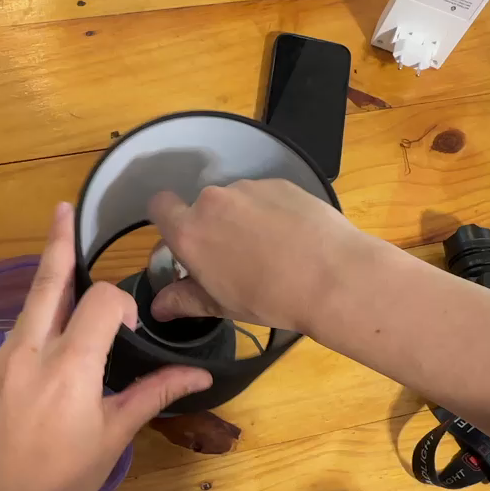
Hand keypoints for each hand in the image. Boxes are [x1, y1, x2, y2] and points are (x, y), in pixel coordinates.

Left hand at [0, 203, 211, 490]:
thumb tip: (202, 374)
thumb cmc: (69, 478)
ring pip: (29, 306)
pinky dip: (40, 319)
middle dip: (57, 244)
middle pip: (47, 284)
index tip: (133, 327)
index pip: (100, 302)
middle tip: (63, 208)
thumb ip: (155, 393)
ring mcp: (1, 361)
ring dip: (51, 283)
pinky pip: (18, 332)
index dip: (122, 303)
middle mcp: (29, 353)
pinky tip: (53, 330)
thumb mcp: (116, 433)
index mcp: (67, 369)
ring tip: (65, 258)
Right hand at [146, 179, 388, 332]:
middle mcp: (212, 201)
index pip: (159, 206)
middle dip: (213, 228)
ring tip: (271, 249)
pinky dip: (271, 212)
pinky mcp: (280, 183)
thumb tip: (158, 307)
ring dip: (243, 219)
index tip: (185, 241)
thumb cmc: (269, 298)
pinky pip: (264, 196)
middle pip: (201, 207)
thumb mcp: (222, 305)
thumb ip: (184, 300)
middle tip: (234, 258)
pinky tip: (293, 237)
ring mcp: (248, 188)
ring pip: (235, 201)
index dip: (168, 220)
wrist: (332, 276)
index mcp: (189, 232)